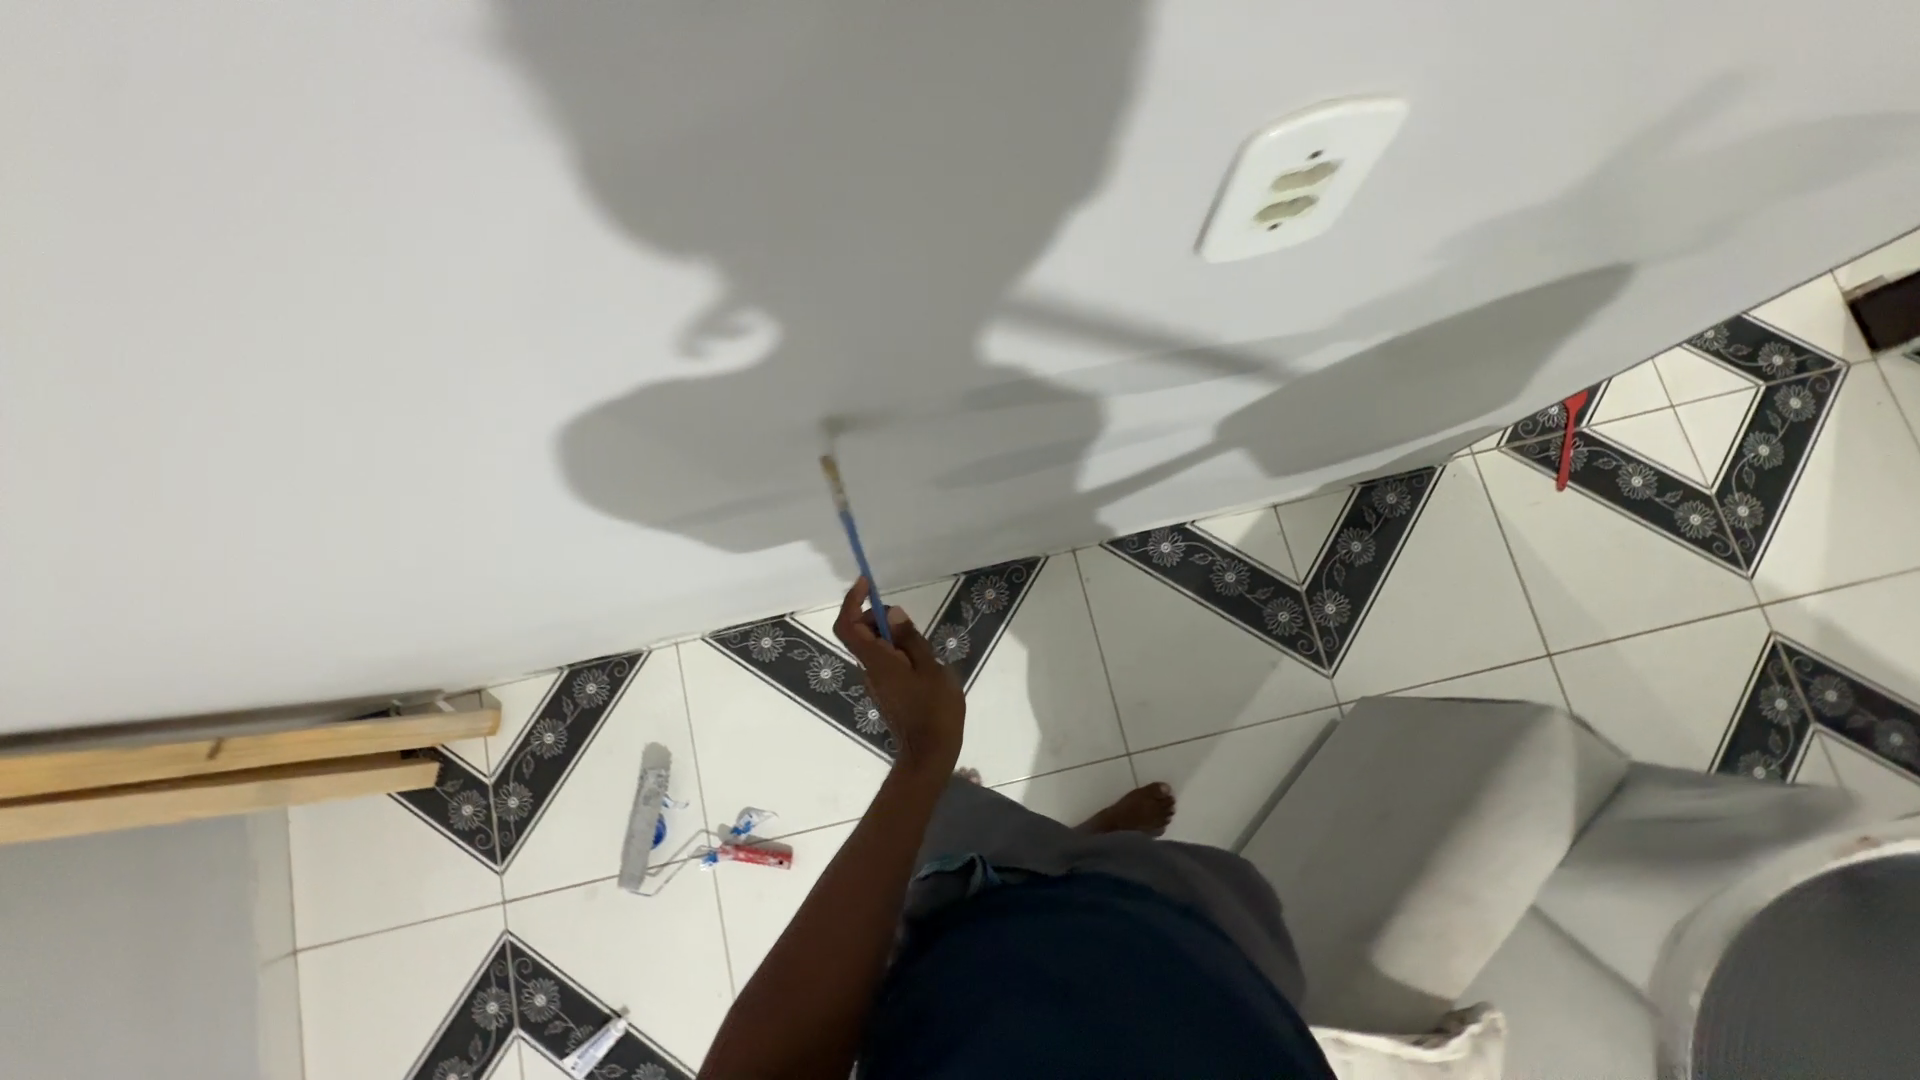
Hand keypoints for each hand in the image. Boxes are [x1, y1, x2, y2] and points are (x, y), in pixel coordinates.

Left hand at [832, 578, 965, 776]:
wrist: (929, 754)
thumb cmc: (935, 710)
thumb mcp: (930, 669)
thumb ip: (910, 640)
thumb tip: (892, 613)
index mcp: (877, 661)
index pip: (848, 625)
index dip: (852, 600)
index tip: (866, 584)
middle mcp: (868, 670)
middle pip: (859, 633)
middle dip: (877, 618)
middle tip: (907, 622)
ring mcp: (875, 682)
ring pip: (872, 648)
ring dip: (890, 636)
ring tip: (921, 647)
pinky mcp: (884, 692)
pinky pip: (883, 662)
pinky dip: (896, 652)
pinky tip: (921, 663)